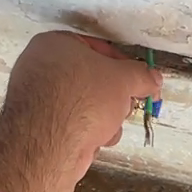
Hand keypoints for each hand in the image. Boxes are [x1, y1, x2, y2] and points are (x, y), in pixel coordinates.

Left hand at [0, 32, 162, 191]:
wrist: (49, 147)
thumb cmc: (82, 101)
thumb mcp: (123, 80)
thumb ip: (141, 76)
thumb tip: (154, 79)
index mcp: (54, 44)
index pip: (98, 48)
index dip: (125, 66)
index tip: (141, 82)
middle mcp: (40, 69)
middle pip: (92, 80)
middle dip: (114, 97)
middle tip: (125, 106)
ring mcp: (38, 101)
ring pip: (86, 106)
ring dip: (105, 119)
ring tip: (108, 127)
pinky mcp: (40, 129)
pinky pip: (74, 125)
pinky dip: (88, 133)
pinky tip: (93, 141)